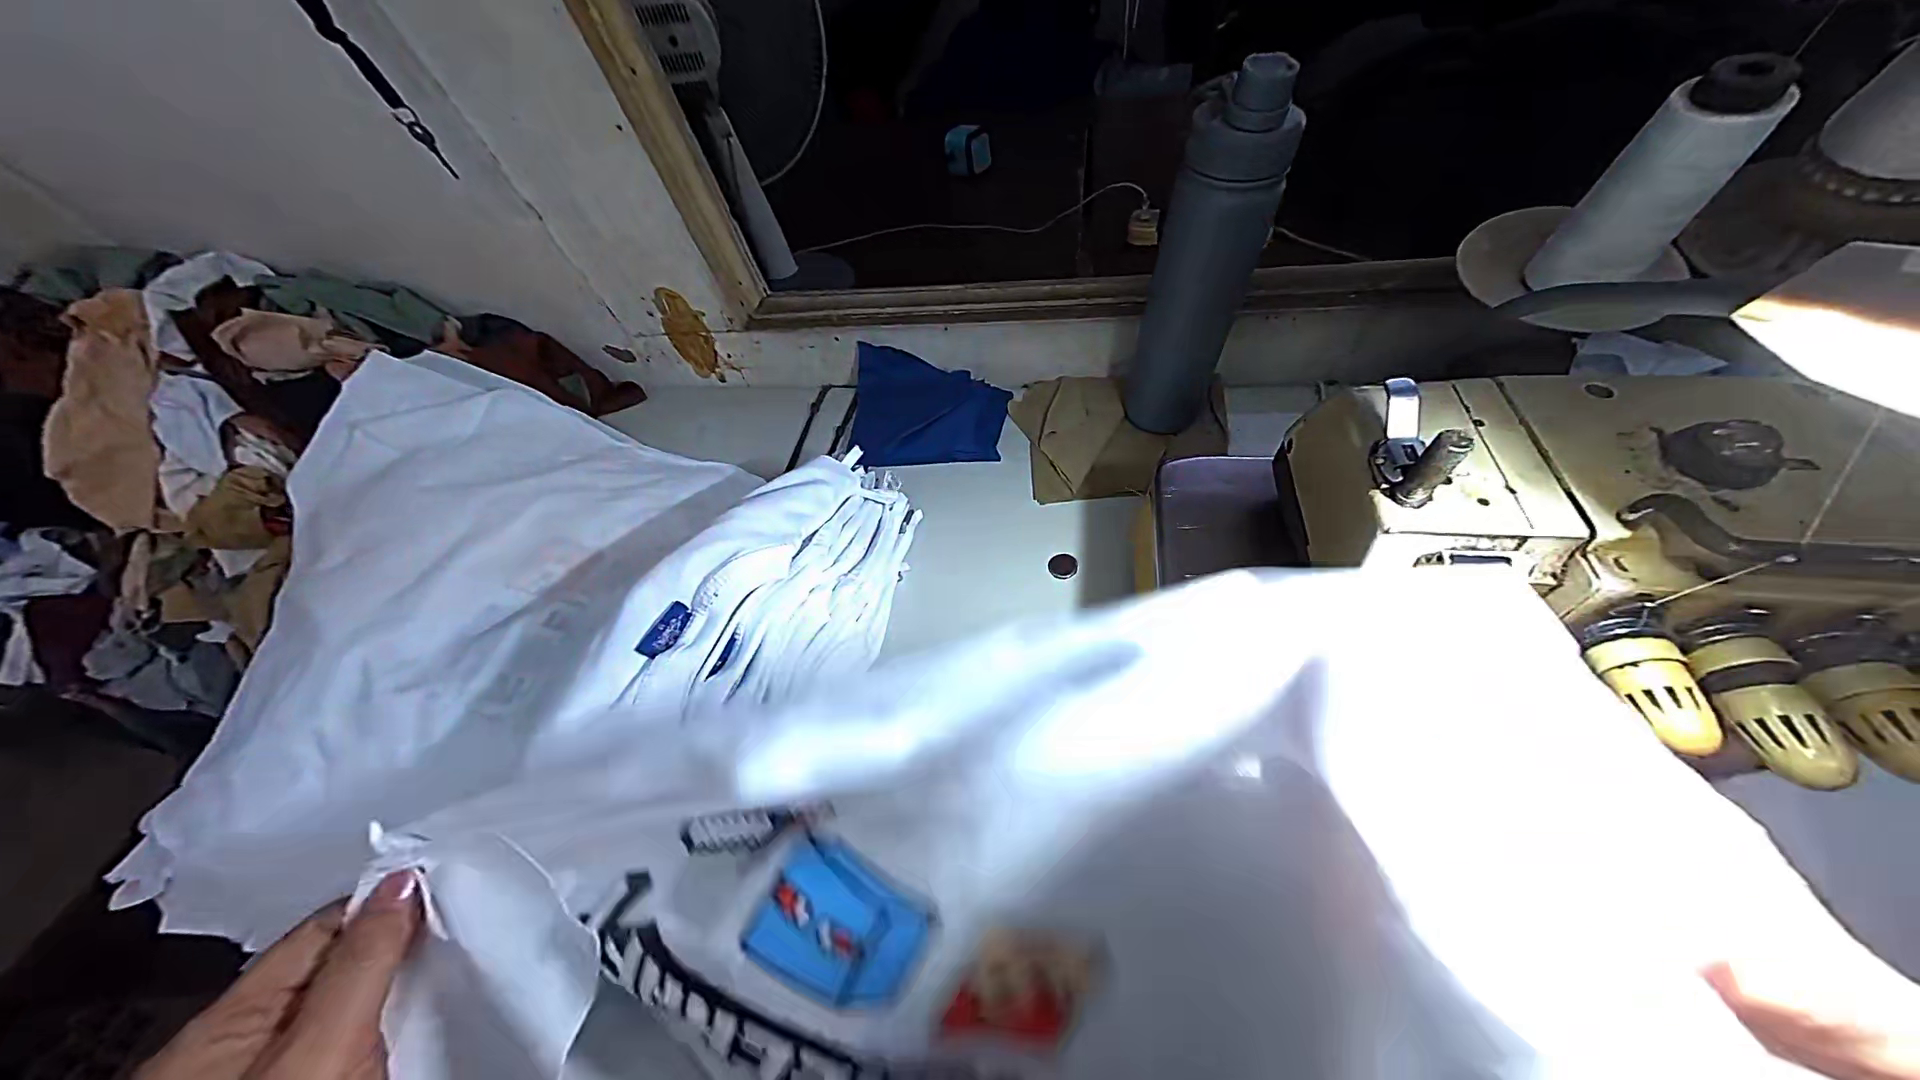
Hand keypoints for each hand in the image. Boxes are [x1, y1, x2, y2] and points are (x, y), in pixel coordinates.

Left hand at [136, 872, 422, 1079]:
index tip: (438, 881)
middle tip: (446, 918)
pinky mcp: (289, 1078)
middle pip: (327, 962)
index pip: (322, 925)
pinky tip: (399, 1015)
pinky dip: (373, 1016)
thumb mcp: (324, 1040)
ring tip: (432, 960)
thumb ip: (362, 960)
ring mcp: (253, 1066)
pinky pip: (334, 1031)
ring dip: (382, 978)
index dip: (382, 899)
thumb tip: (399, 880)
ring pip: (332, 998)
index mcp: (226, 1016)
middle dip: (385, 936)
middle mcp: (229, 1039)